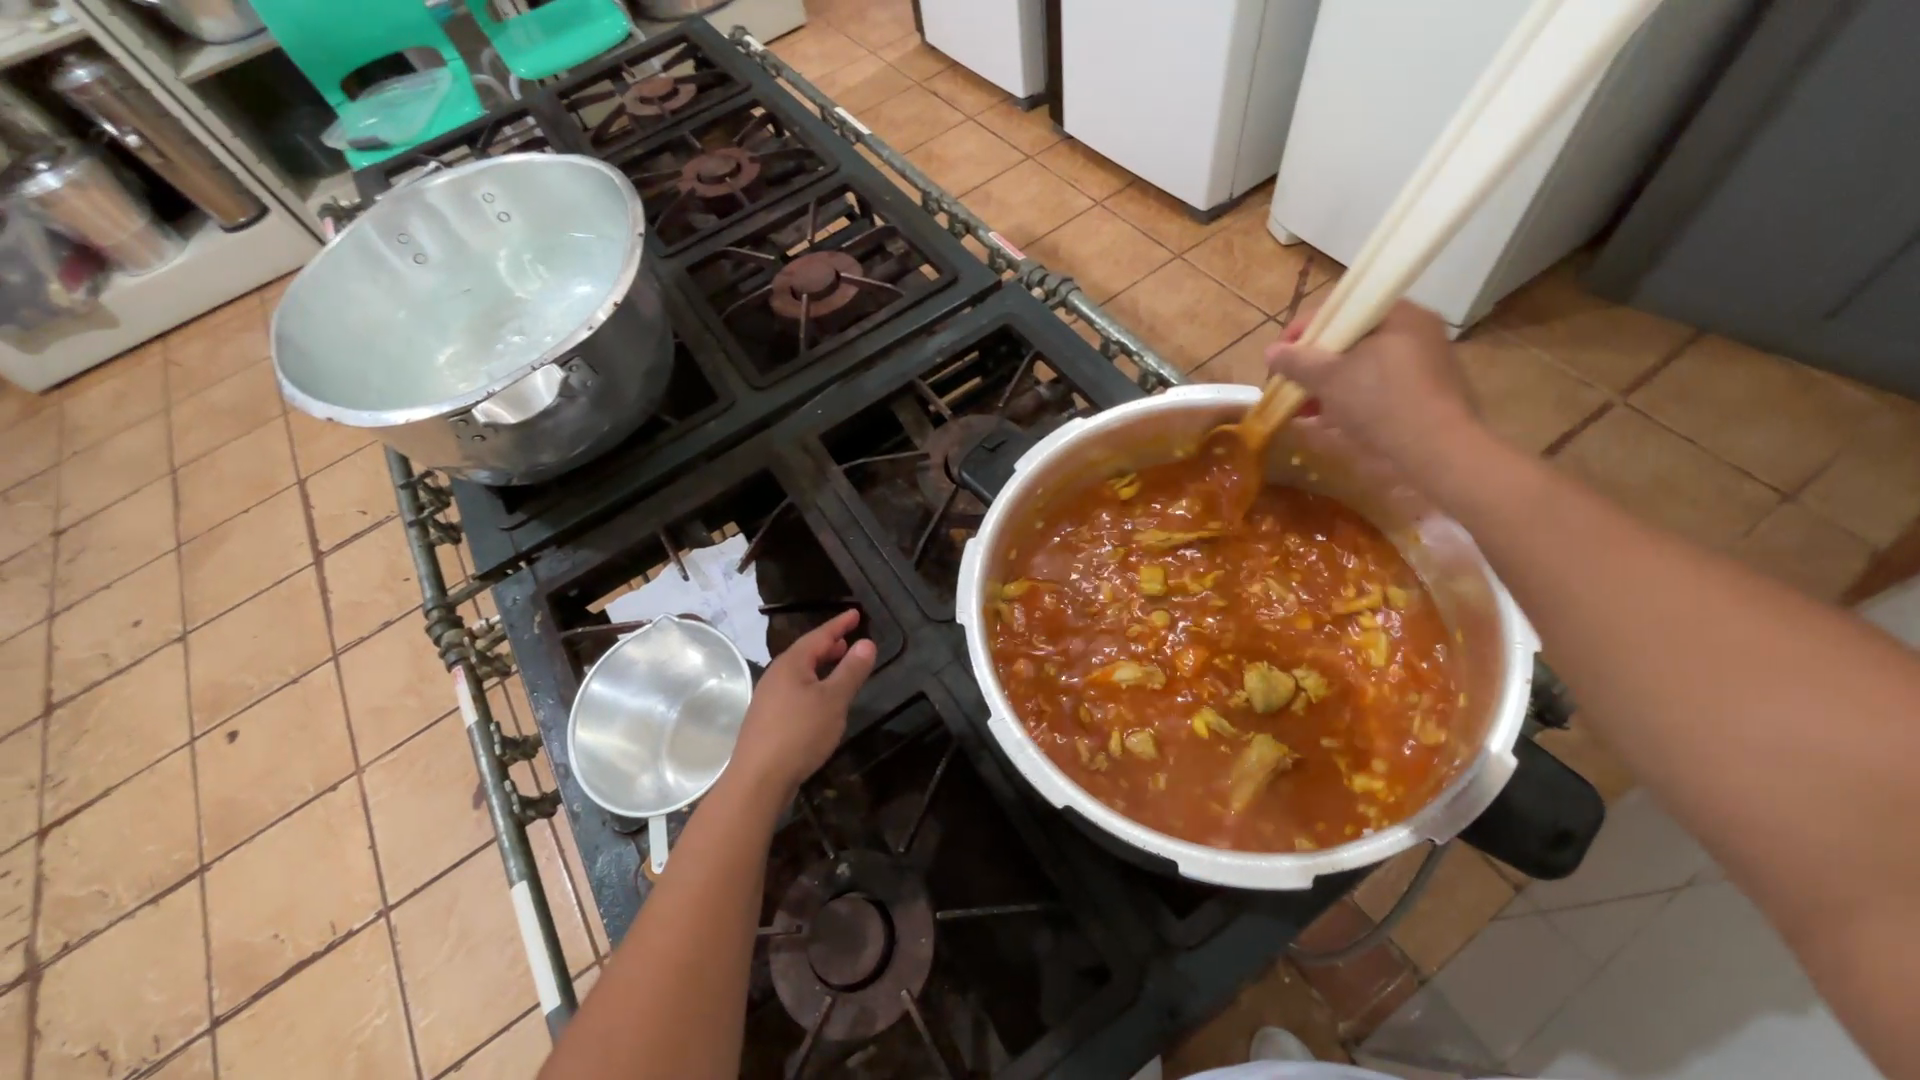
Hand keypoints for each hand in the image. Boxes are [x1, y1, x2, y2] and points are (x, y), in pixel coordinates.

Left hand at [729, 610, 875, 794]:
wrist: (758, 778)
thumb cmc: (799, 733)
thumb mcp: (833, 700)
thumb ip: (850, 671)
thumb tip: (866, 643)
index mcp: (791, 664)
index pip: (819, 636)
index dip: (839, 625)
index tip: (855, 613)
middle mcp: (776, 676)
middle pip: (805, 653)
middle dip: (828, 645)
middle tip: (848, 641)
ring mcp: (768, 698)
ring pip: (799, 673)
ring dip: (820, 667)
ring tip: (838, 667)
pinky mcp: (768, 720)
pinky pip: (794, 691)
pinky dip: (811, 686)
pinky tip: (820, 702)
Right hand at [1265, 301, 1481, 470]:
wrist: (1437, 451)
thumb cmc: (1381, 402)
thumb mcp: (1329, 378)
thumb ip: (1297, 361)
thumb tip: (1270, 352)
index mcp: (1397, 313)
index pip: (1339, 309)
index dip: (1302, 331)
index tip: (1279, 359)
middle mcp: (1415, 329)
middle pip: (1350, 338)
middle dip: (1314, 364)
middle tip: (1290, 385)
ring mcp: (1424, 361)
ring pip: (1362, 365)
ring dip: (1328, 384)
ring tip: (1304, 410)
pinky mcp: (1425, 391)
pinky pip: (1378, 385)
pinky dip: (1351, 397)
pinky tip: (1330, 420)